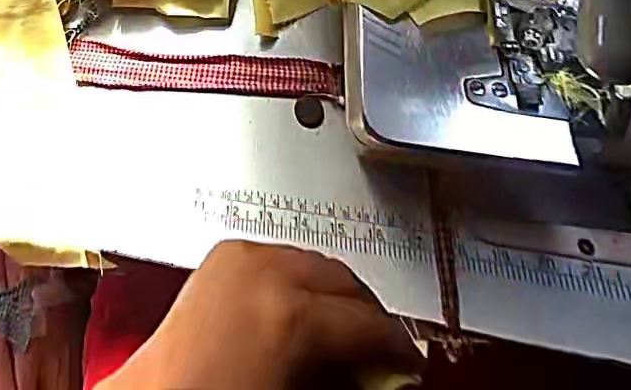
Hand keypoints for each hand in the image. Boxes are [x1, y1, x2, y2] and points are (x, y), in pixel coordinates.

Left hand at [102, 240, 423, 389]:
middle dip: (366, 311)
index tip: (406, 362)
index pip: (367, 321)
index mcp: (291, 314)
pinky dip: (297, 276)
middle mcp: (267, 271)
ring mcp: (242, 255)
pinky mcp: (223, 253)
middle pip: (341, 277)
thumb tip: (386, 376)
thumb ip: (348, 380)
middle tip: (381, 346)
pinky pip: (277, 256)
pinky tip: (300, 308)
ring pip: (311, 259)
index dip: (396, 345)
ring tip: (341, 329)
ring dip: (332, 290)